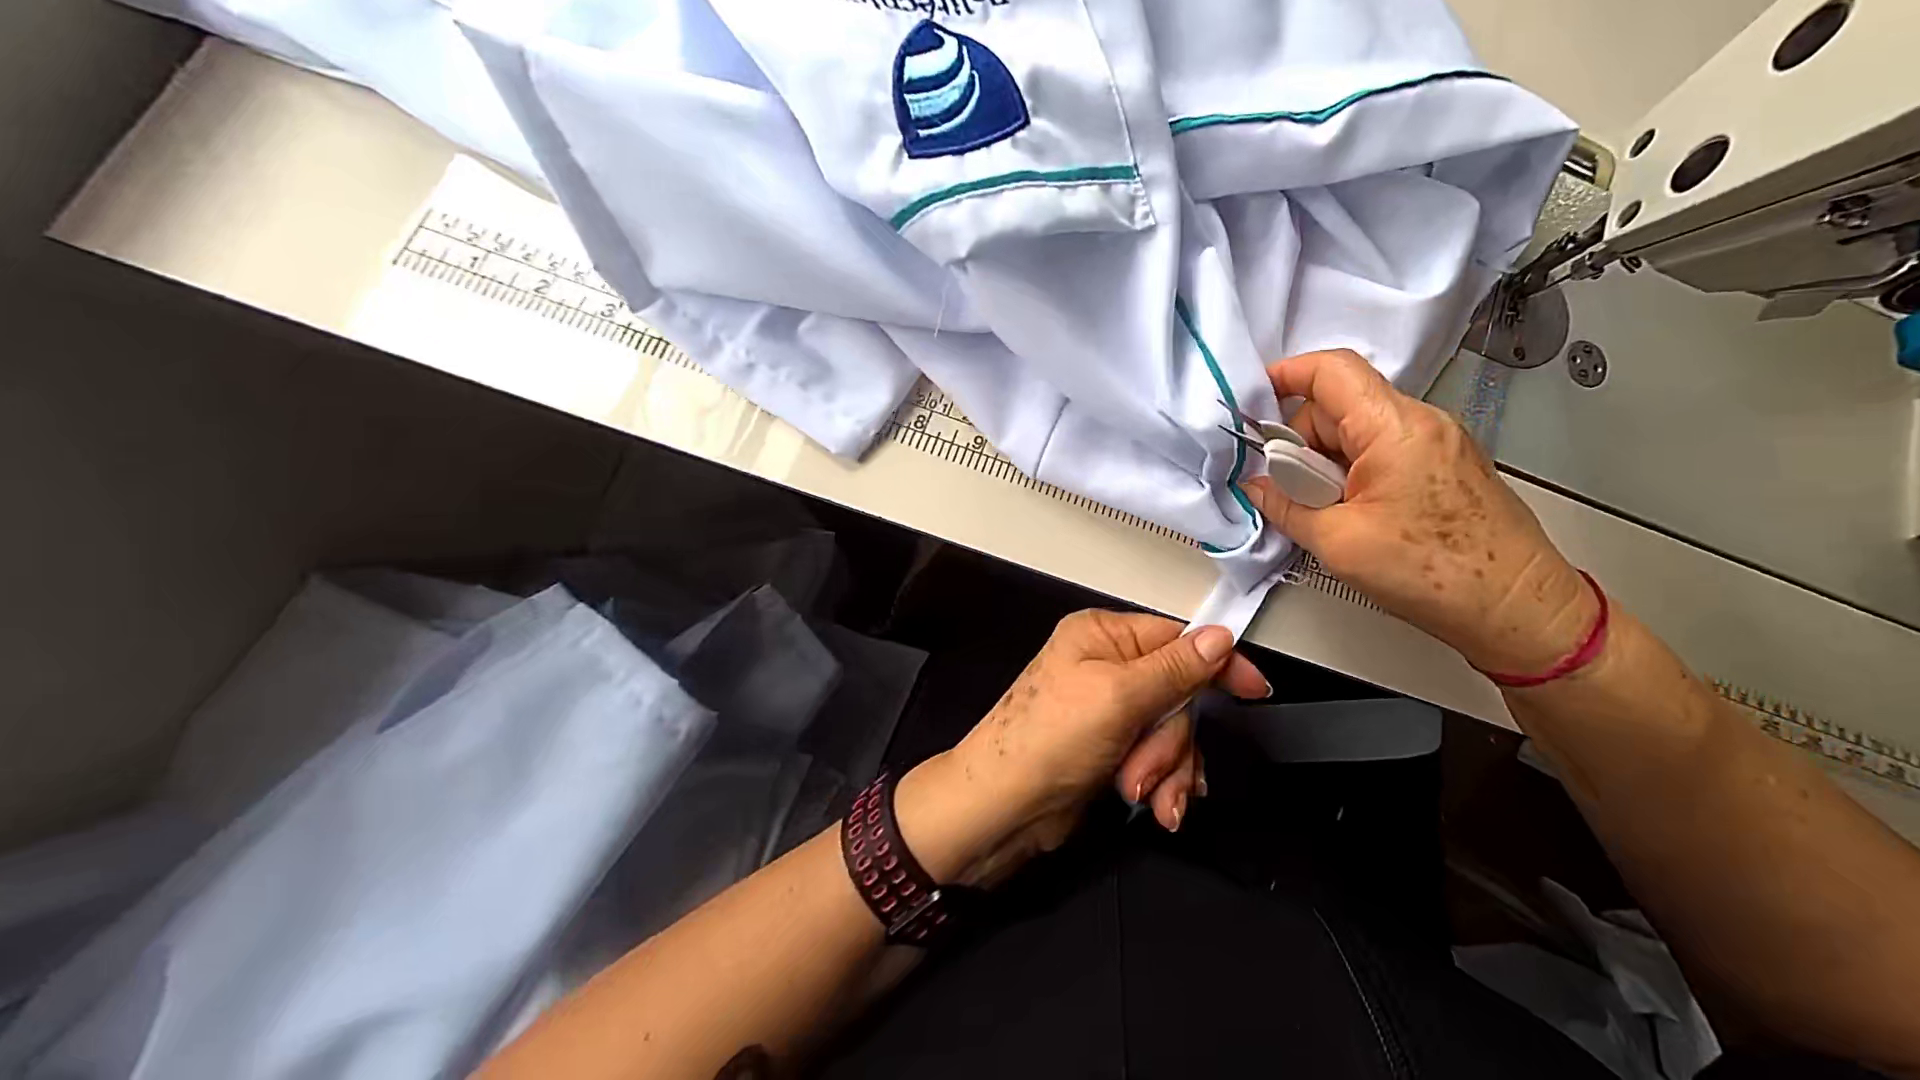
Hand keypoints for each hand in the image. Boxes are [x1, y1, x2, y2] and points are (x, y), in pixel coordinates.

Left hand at [895, 611, 1268, 888]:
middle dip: (1172, 738)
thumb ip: (1175, 669)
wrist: (1002, 808)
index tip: (1253, 689)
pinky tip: (1155, 805)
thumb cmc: (1043, 742)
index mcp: (1101, 637)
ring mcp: (1107, 711)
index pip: (1177, 638)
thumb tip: (1218, 638)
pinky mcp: (1110, 748)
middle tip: (1146, 762)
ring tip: (1139, 790)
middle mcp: (1104, 668)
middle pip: (1180, 694)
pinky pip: (1158, 759)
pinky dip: (1161, 784)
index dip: (1217, 664)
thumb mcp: (1118, 697)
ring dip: (1166, 768)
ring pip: (1173, 733)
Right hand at [1241, 349, 1597, 674]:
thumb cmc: (1439, 573)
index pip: (1332, 371)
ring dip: (1324, 462)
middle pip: (1338, 406)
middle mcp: (1421, 424)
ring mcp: (1435, 443)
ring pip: (1357, 432)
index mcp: (1394, 429)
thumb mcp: (1336, 541)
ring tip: (1324, 510)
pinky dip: (1350, 473)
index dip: (1285, 376)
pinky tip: (1347, 512)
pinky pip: (1380, 451)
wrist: (1514, 606)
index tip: (1254, 399)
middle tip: (1285, 485)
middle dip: (1300, 440)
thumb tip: (1258, 488)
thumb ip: (1285, 506)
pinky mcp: (1441, 466)